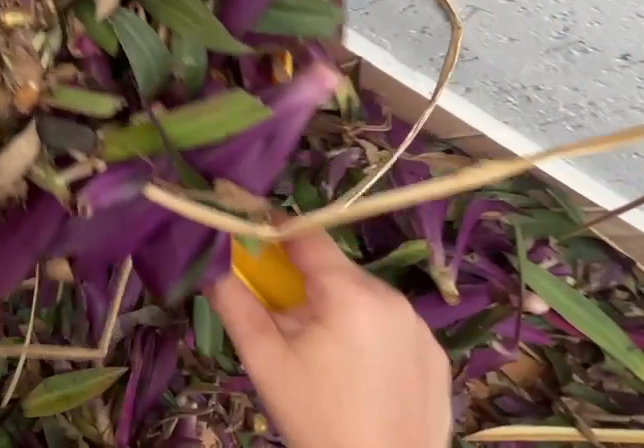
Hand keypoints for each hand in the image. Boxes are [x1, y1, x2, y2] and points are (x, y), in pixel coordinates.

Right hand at [209, 229, 451, 447]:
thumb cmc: (318, 418)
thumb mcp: (263, 358)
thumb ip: (231, 298)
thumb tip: (206, 257)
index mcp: (352, 293)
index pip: (303, 233)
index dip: (268, 225)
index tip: (240, 229)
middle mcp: (394, 299)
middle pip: (330, 267)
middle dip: (297, 279)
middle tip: (276, 314)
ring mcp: (421, 329)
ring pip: (358, 295)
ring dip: (330, 304)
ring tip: (314, 350)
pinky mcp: (437, 358)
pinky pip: (387, 324)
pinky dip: (362, 330)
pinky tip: (352, 370)